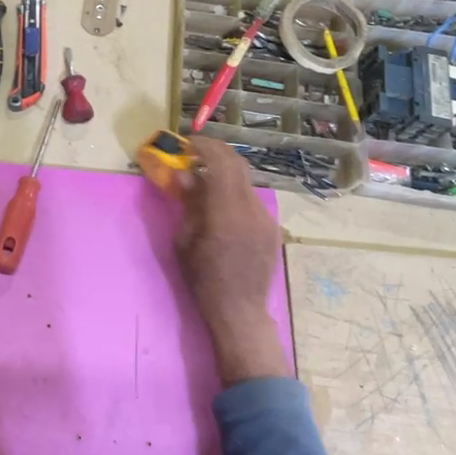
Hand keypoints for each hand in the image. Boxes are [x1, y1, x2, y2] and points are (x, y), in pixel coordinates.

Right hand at [173, 136, 289, 385]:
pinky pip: (250, 200)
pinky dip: (233, 192)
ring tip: (204, 178)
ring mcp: (265, 218)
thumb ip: (189, 204)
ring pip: (245, 182)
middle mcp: (251, 209)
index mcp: (227, 213)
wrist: (240, 311)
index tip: (187, 142)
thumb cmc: (204, 280)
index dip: (205, 147)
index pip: (221, 164)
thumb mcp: (185, 241)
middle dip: (216, 152)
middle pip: (237, 165)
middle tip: (195, 151)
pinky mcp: (270, 228)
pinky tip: (220, 205)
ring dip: (225, 172)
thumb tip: (184, 175)